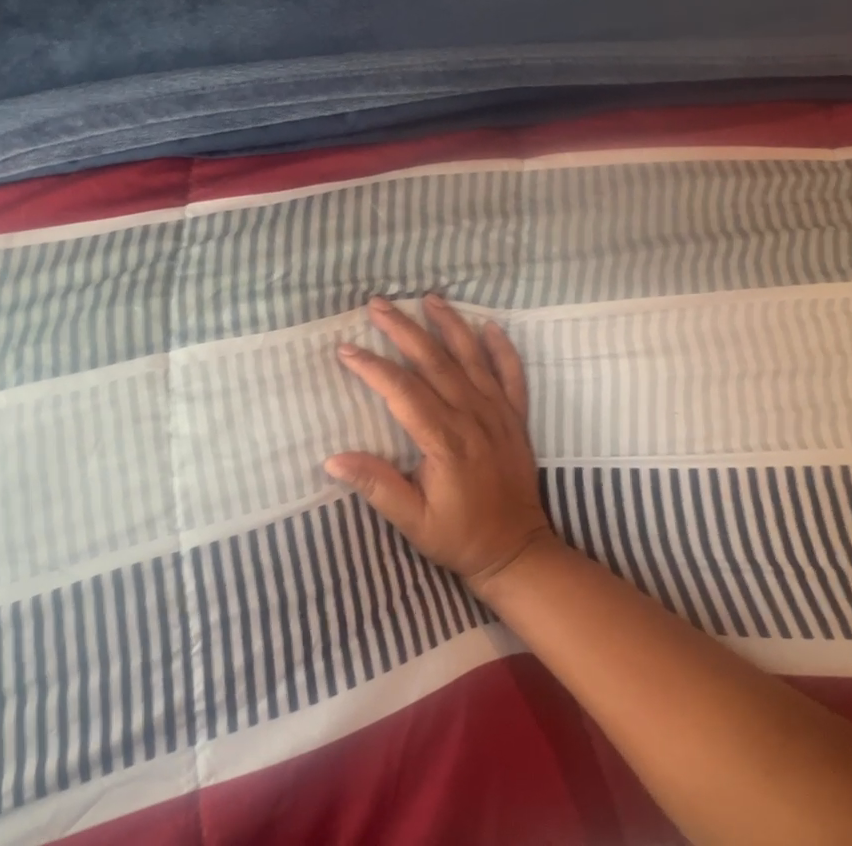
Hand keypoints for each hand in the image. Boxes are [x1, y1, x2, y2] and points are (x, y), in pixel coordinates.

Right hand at [325, 295, 559, 591]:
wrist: (519, 552)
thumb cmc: (460, 537)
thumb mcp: (412, 521)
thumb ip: (376, 486)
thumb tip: (333, 459)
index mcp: (445, 442)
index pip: (403, 392)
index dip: (373, 368)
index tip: (345, 350)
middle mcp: (474, 419)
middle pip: (434, 363)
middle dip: (403, 330)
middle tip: (377, 304)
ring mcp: (499, 416)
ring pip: (472, 359)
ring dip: (449, 325)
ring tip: (428, 298)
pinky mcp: (516, 420)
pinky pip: (512, 376)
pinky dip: (502, 349)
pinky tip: (489, 326)